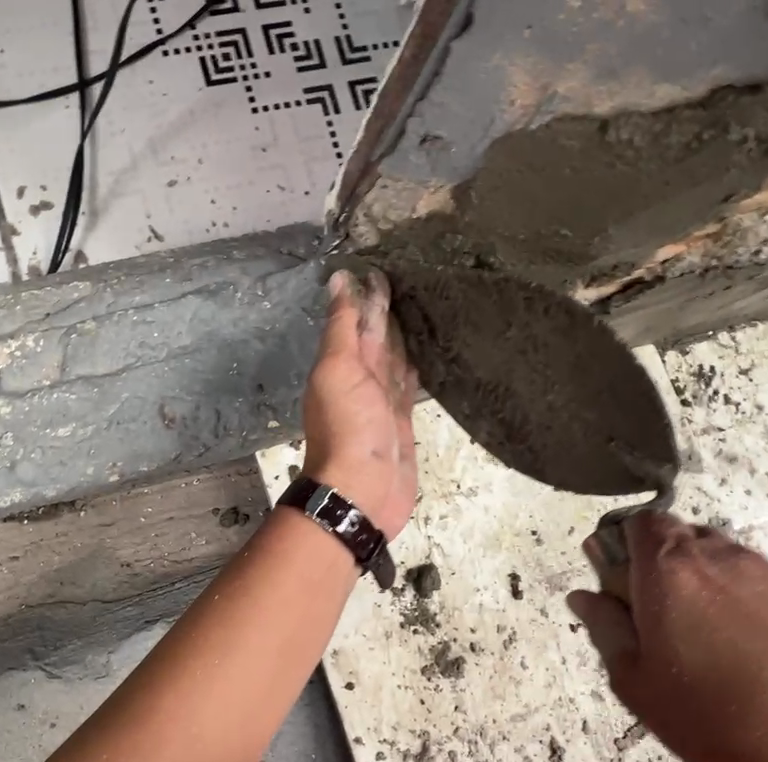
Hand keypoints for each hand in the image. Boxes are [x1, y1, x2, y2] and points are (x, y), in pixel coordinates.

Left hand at [302, 269, 418, 539]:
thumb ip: (341, 328)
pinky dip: (417, 366)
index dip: (366, 295)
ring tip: (425, 304)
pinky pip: (410, 386)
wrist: (363, 490)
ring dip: (405, 334)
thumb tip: (338, 281)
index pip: (355, 320)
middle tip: (409, 275)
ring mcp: (382, 403)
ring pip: (394, 359)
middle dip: (386, 310)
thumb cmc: (348, 427)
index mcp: (340, 365)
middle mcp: (360, 380)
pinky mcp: (403, 422)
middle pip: (376, 337)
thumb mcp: (337, 370)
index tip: (380, 265)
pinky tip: (431, 350)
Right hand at [566, 512, 767, 761]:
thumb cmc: (714, 716)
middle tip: (644, 616)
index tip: (611, 584)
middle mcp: (718, 556)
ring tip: (688, 636)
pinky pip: (747, 582)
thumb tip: (584, 596)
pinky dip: (729, 599)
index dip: (619, 545)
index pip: (637, 523)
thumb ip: (605, 629)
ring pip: (714, 559)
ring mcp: (766, 575)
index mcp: (668, 568)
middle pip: (676, 536)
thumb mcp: (636, 682)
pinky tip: (731, 649)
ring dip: (692, 581)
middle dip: (653, 564)